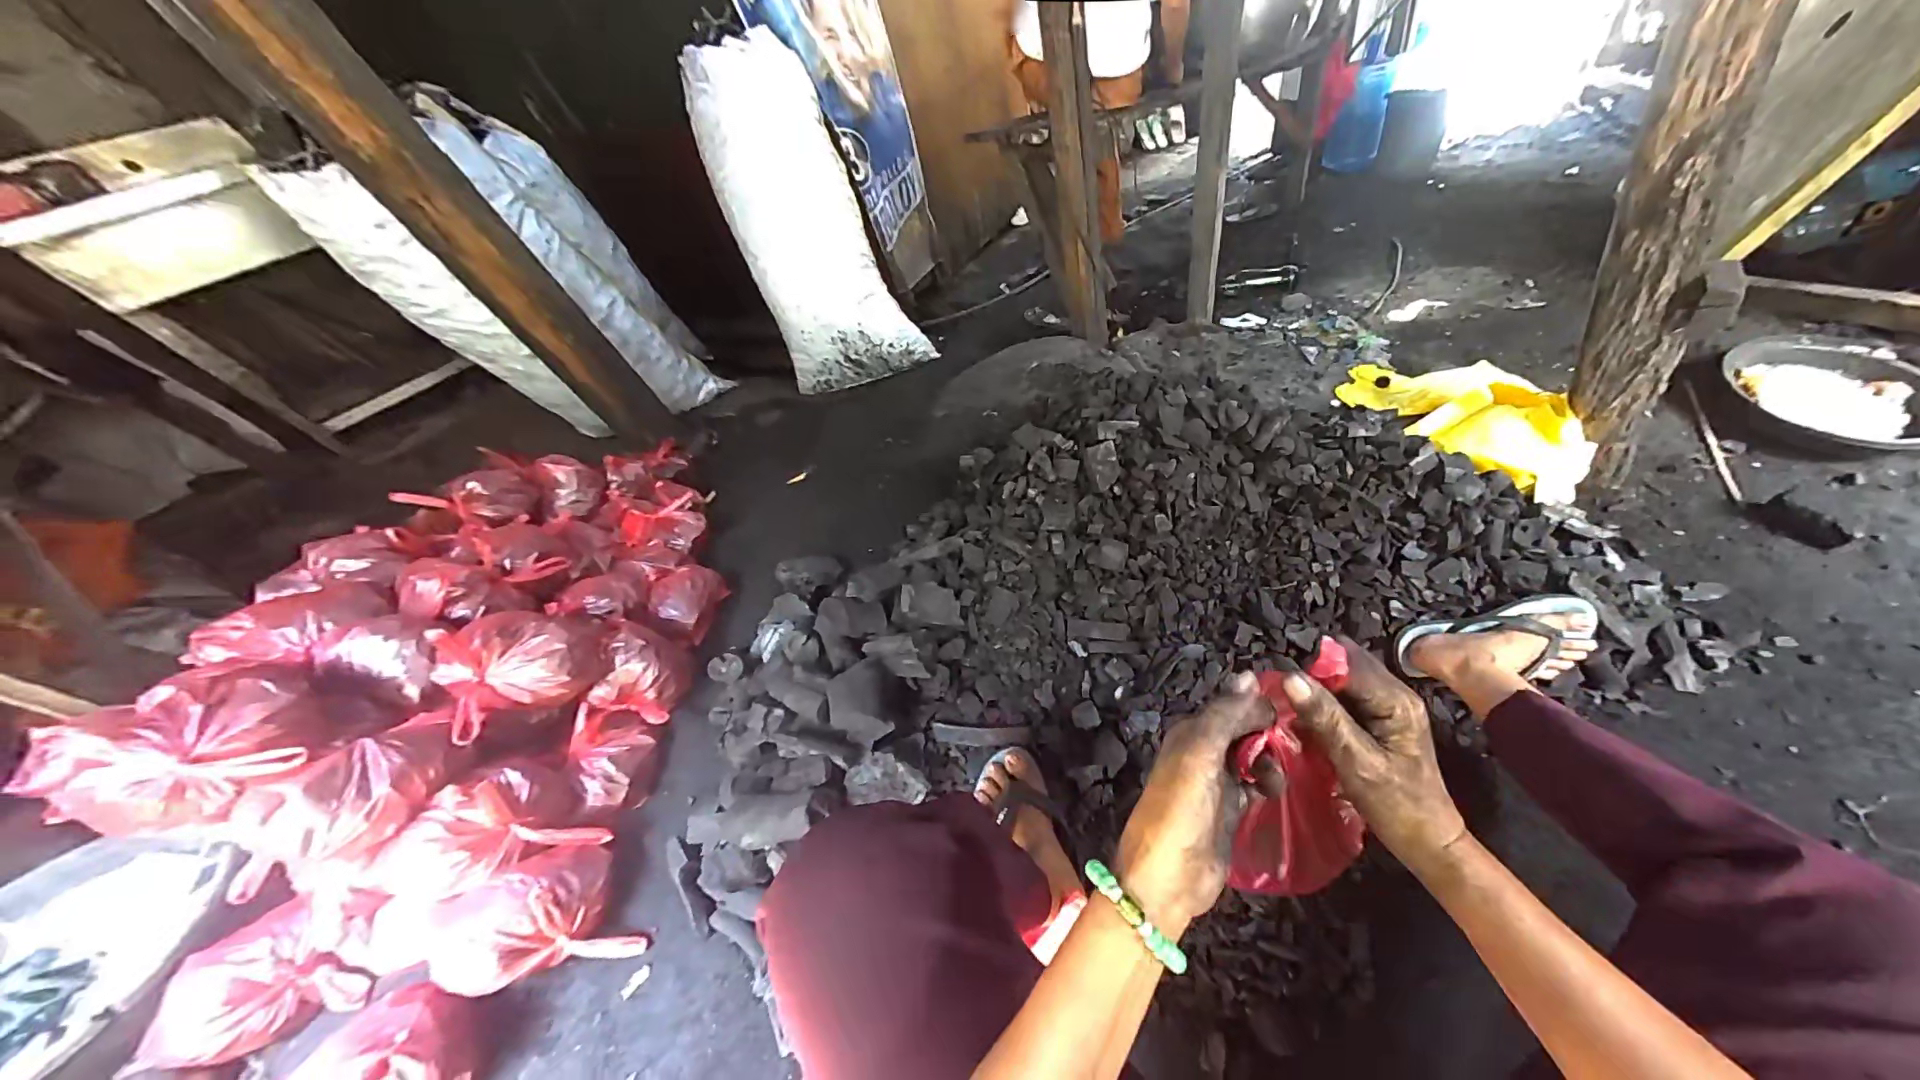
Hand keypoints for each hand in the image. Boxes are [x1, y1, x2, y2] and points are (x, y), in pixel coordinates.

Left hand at [1114, 673, 1273, 930]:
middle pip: (1243, 727)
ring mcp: (1216, 780)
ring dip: (1269, 759)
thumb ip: (1224, 715)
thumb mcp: (1200, 754)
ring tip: (1273, 777)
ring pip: (1252, 754)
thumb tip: (1249, 675)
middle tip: (1290, 744)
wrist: (1169, 876)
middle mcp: (1202, 750)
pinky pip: (1256, 783)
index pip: (1230, 703)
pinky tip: (1273, 790)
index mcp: (1189, 731)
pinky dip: (1267, 782)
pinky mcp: (1231, 808)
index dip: (1257, 703)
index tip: (1291, 710)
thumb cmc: (1180, 808)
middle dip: (1266, 731)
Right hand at [1280, 638, 1468, 876]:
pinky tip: (1306, 723)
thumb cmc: (1395, 806)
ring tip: (1289, 711)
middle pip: (1342, 663)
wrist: (1427, 840)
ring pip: (1340, 679)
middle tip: (1282, 699)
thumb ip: (1325, 718)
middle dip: (1310, 676)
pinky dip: (1322, 704)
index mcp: (1395, 700)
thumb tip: (1290, 678)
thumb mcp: (1355, 762)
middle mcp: (1395, 693)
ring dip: (1313, 691)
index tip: (1279, 686)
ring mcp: (1387, 705)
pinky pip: (1343, 697)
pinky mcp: (1378, 718)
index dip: (1309, 667)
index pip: (1343, 661)